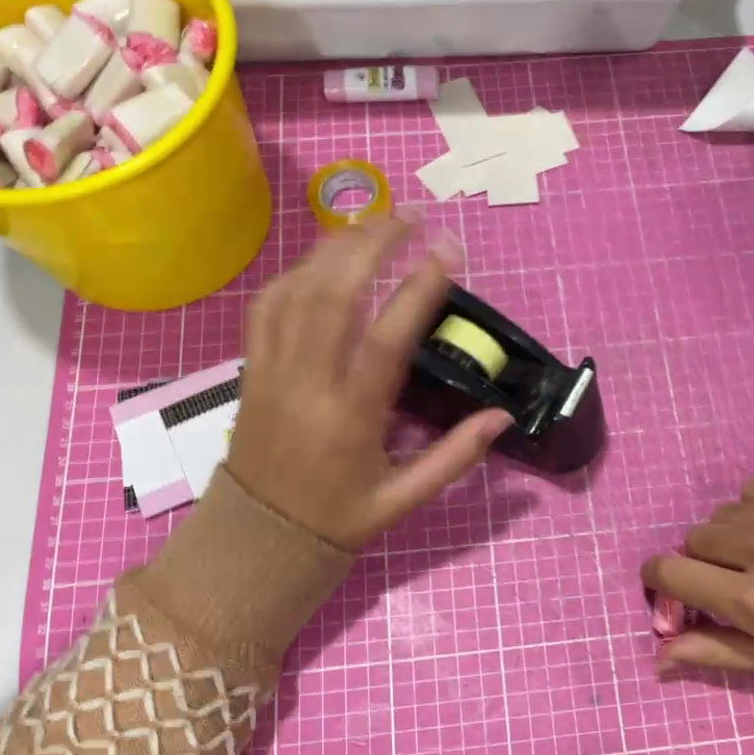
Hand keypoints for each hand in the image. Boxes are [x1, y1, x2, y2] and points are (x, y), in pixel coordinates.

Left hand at [228, 213, 512, 549]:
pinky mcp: (251, 367)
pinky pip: (268, 304)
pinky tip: (327, 260)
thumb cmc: (338, 518)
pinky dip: (298, 271)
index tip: (449, 253)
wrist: (260, 536)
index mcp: (350, 419)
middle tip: (413, 218)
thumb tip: (502, 415)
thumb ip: (455, 457)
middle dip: (374, 244)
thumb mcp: (405, 500)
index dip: (418, 289)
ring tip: (377, 224)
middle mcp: (306, 384)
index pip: (385, 340)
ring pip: (297, 289)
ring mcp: (271, 370)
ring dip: (337, 247)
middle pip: (333, 293)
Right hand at [641, 479, 753, 680]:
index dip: (660, 578)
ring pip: (723, 513)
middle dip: (705, 560)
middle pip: (695, 539)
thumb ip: (716, 652)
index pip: (671, 573)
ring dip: (732, 534)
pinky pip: (753, 491)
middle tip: (738, 579)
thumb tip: (659, 658)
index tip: (669, 583)